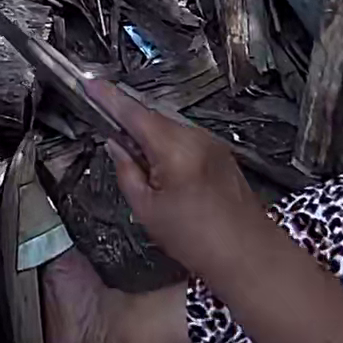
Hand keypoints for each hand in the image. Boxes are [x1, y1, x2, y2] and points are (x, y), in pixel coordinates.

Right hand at [85, 72, 268, 281]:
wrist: (253, 259)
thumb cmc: (196, 241)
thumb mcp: (147, 210)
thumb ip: (126, 170)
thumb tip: (115, 144)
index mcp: (173, 147)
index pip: (132, 112)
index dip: (108, 96)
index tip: (89, 83)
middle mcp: (193, 135)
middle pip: (150, 116)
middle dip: (127, 120)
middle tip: (107, 131)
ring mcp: (209, 141)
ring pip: (167, 126)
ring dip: (147, 134)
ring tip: (137, 161)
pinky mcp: (219, 151)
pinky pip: (183, 137)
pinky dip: (166, 143)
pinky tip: (162, 168)